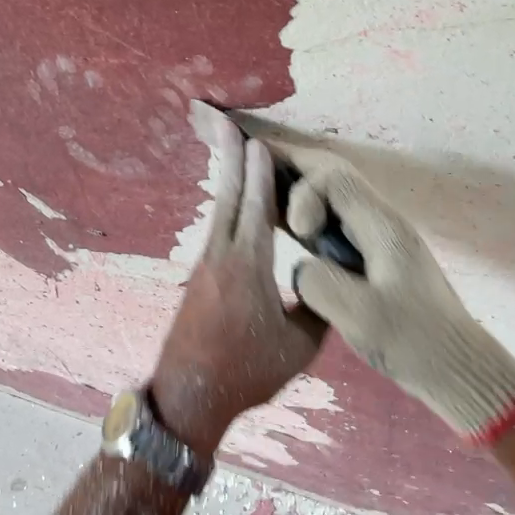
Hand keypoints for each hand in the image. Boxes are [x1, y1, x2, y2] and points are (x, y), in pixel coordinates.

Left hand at [148, 104, 327, 453]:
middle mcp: (221, 255)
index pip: (256, 208)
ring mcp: (205, 263)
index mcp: (247, 267)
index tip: (260, 141)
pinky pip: (215, 226)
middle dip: (231, 156)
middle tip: (225, 119)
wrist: (189, 394)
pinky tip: (231, 198)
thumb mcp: (298, 347)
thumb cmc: (247, 371)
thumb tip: (324, 280)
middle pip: (229, 196)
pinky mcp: (198, 275)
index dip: (260, 173)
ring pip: (219, 209)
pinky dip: (225, 202)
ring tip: (229, 145)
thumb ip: (315, 307)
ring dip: (227, 175)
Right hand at [267, 140, 514, 443]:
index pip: (332, 178)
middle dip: (291, 165)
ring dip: (297, 186)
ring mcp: (376, 238)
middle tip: (252, 163)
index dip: (303, 192)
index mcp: (380, 227)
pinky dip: (306, 213)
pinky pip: (333, 220)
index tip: (297, 232)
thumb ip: (319, 282)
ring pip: (331, 194)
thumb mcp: (361, 317)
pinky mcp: (372, 258)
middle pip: (331, 173)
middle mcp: (379, 222)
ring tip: (258, 183)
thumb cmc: (415, 343)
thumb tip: (298, 267)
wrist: (459, 372)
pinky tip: (283, 222)